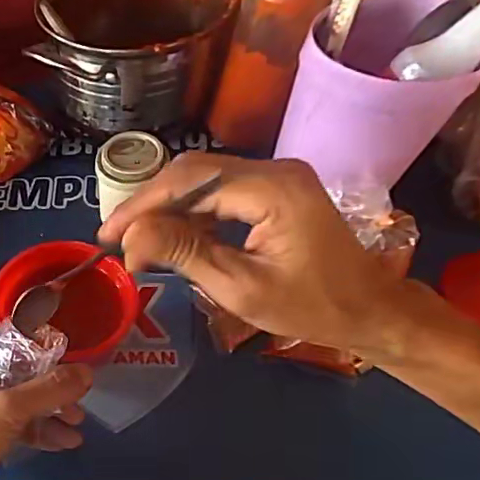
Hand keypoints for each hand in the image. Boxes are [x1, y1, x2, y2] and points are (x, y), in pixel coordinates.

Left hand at [0, 356, 93, 479]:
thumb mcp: (11, 410)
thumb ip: (50, 389)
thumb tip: (86, 372)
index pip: (14, 359)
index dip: (46, 369)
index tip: (74, 382)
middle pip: (21, 386)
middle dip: (52, 400)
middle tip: (77, 414)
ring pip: (21, 410)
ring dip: (49, 419)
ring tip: (75, 432)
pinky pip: (14, 429)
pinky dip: (37, 434)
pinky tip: (61, 443)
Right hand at [95, 153, 416, 356]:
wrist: (371, 310)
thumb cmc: (312, 306)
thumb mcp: (241, 288)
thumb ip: (185, 254)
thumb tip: (131, 237)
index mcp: (273, 189)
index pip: (189, 182)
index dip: (142, 206)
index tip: (108, 235)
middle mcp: (274, 169)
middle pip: (192, 172)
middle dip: (148, 203)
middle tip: (116, 238)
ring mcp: (276, 176)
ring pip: (202, 179)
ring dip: (166, 207)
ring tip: (137, 241)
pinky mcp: (274, 189)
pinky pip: (219, 190)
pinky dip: (190, 212)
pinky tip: (172, 237)